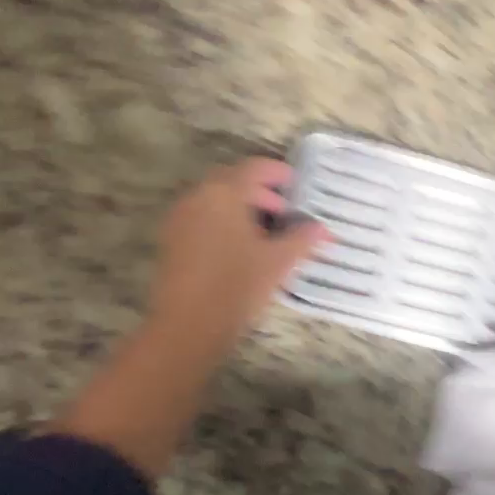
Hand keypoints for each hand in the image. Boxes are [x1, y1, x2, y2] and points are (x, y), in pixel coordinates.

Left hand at [146, 158, 329, 357]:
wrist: (188, 326)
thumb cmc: (237, 286)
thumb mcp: (277, 262)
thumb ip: (302, 239)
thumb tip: (323, 229)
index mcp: (224, 192)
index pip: (254, 168)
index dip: (278, 173)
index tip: (296, 184)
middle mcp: (197, 196)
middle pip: (232, 181)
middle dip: (259, 192)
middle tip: (284, 211)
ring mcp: (179, 218)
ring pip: (214, 201)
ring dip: (240, 209)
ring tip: (265, 234)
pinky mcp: (171, 241)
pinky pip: (202, 219)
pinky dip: (222, 223)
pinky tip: (240, 249)